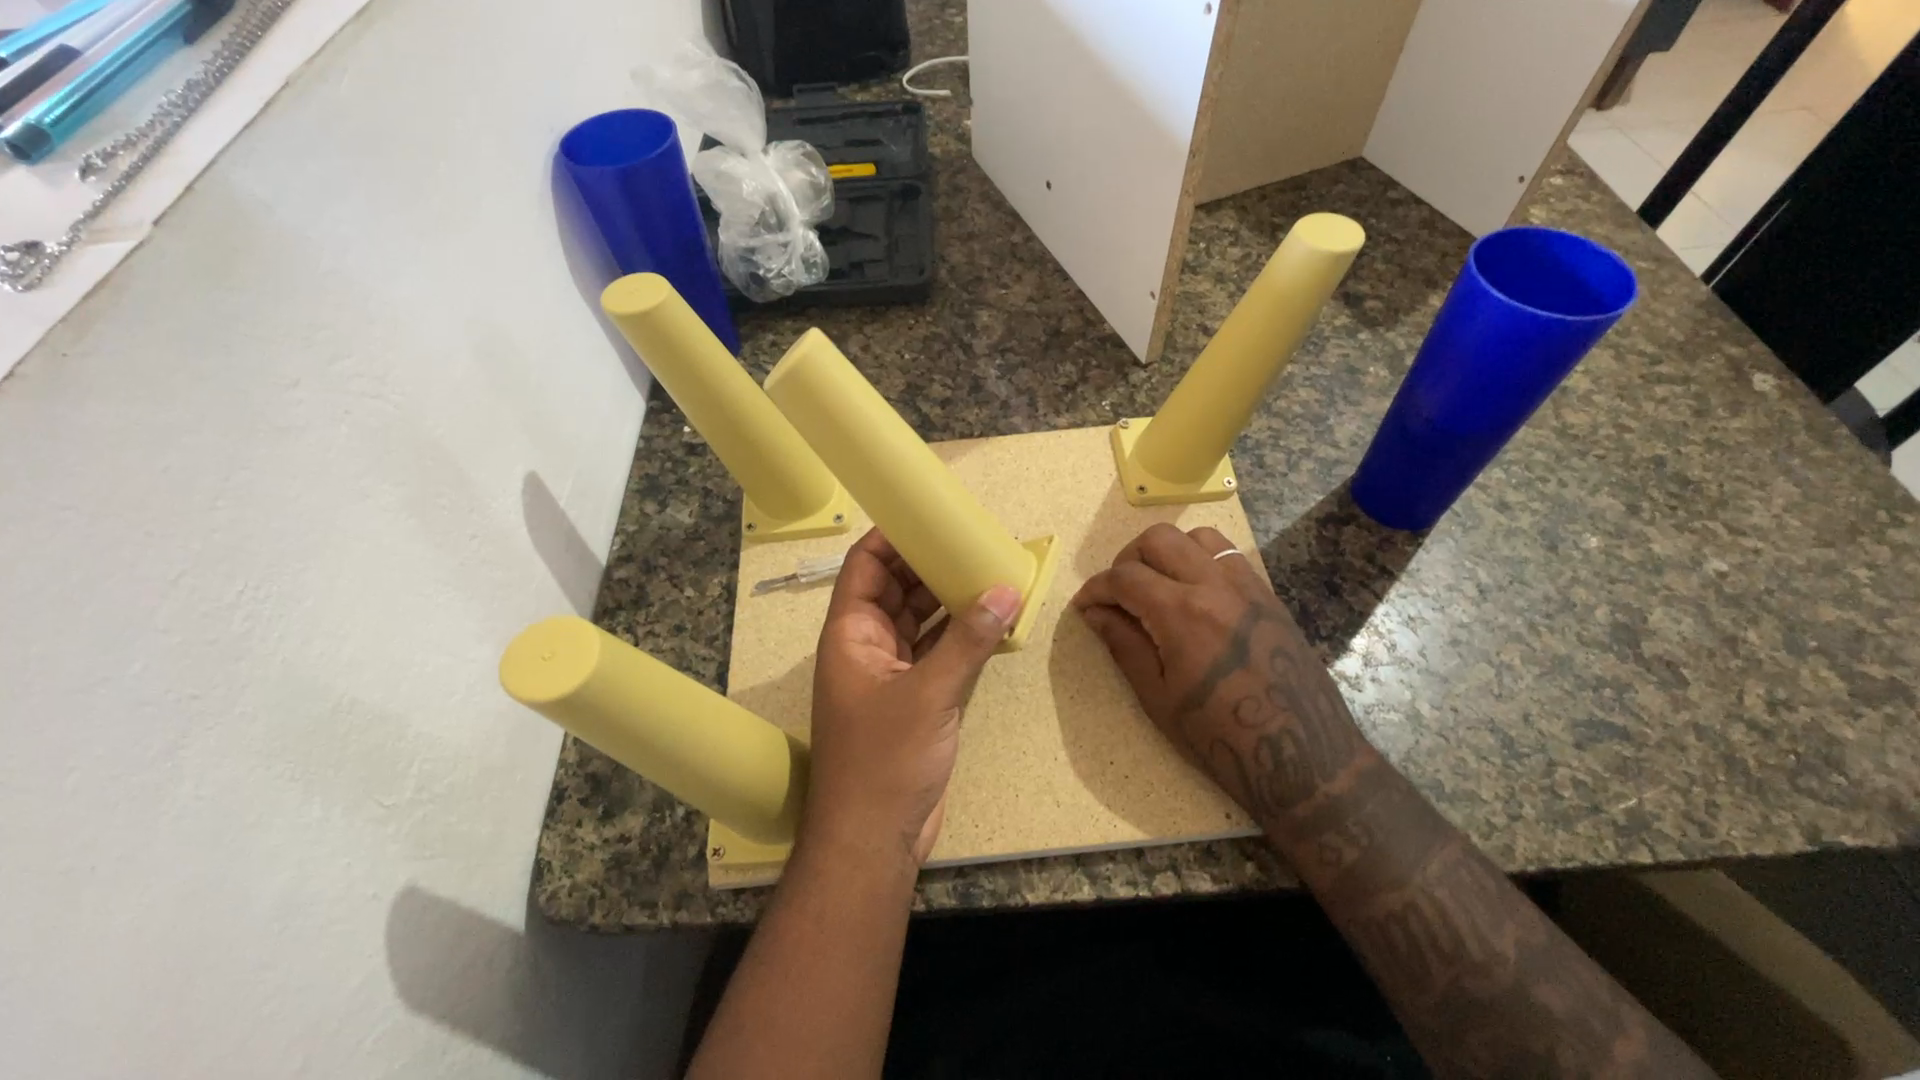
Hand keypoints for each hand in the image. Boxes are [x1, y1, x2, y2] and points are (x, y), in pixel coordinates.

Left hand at [806, 529, 1022, 867]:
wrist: (873, 839)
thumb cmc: (884, 761)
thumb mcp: (928, 695)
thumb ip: (967, 641)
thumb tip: (1006, 590)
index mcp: (850, 635)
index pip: (865, 568)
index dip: (892, 537)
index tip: (931, 514)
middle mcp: (868, 647)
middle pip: (896, 590)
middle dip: (931, 565)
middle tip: (976, 541)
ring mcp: (892, 675)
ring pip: (921, 621)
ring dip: (951, 600)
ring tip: (992, 571)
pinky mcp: (916, 701)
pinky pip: (939, 653)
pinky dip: (962, 637)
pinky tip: (994, 620)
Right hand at [1070, 524, 1375, 827]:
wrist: (1301, 752)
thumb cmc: (1219, 735)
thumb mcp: (1158, 697)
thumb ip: (1124, 645)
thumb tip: (1095, 612)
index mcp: (1182, 614)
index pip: (1125, 577)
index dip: (1096, 588)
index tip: (1085, 606)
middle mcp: (1214, 585)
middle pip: (1158, 539)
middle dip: (1126, 560)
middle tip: (1118, 595)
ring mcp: (1246, 585)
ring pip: (1196, 536)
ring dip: (1167, 552)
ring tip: (1156, 587)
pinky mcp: (1267, 594)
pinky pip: (1227, 554)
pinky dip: (1199, 559)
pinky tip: (1192, 594)